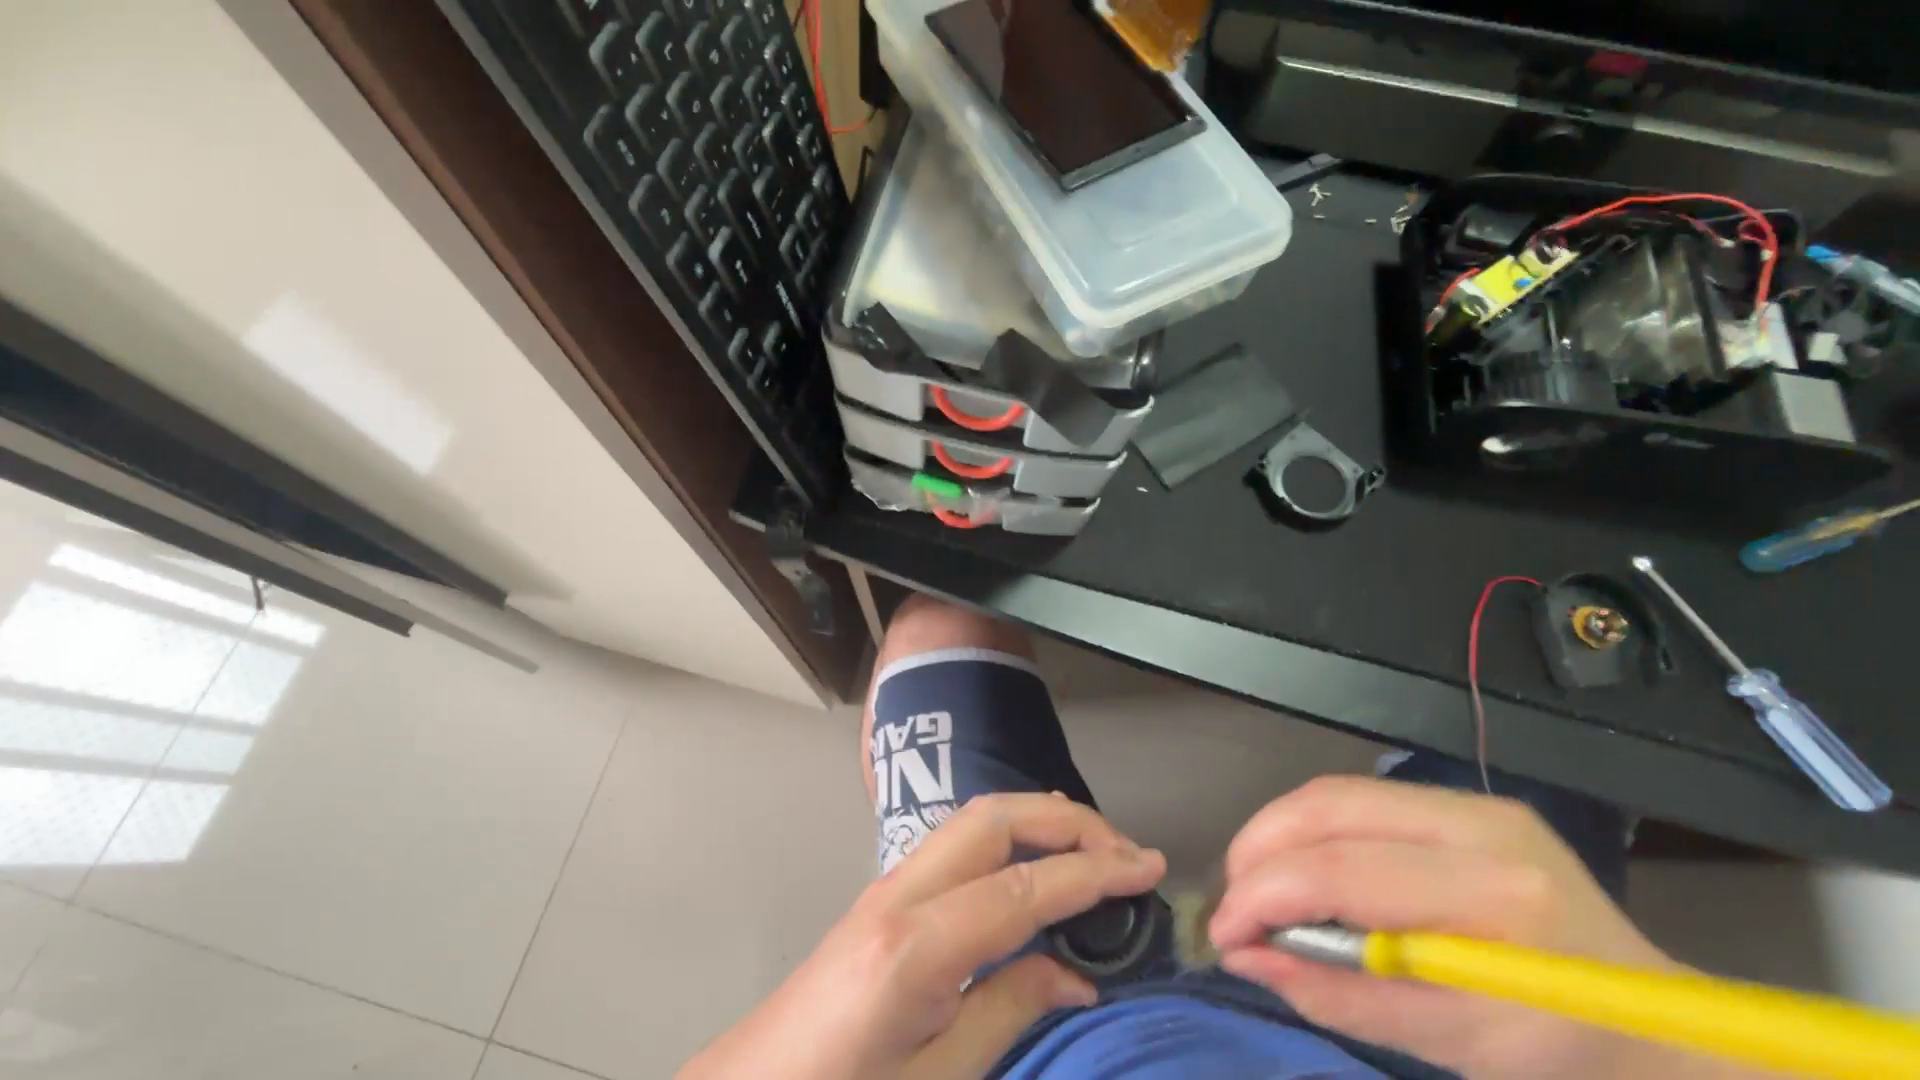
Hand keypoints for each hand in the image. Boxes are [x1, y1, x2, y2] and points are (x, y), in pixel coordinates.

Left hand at [678, 793, 1165, 1079]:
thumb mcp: (938, 1077)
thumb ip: (1009, 1010)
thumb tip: (1080, 973)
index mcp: (914, 948)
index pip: (1021, 888)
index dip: (1092, 874)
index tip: (1148, 869)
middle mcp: (900, 894)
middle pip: (993, 820)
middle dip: (1068, 823)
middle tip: (1127, 852)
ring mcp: (888, 884)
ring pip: (974, 819)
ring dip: (1039, 822)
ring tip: (1097, 848)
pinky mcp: (886, 892)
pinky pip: (959, 842)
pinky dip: (1010, 835)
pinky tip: (1037, 857)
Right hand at [1209, 775, 1743, 1079]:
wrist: (1660, 1026)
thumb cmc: (1563, 1054)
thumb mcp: (1451, 1046)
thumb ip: (1340, 996)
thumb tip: (1246, 956)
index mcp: (1493, 895)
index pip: (1344, 871)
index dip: (1266, 896)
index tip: (1225, 935)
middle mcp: (1480, 826)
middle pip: (1328, 807)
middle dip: (1258, 852)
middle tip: (1233, 909)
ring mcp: (1476, 804)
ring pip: (1333, 793)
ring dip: (1276, 836)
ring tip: (1258, 891)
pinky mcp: (1467, 803)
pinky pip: (1358, 800)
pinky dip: (1309, 832)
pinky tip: (1303, 872)